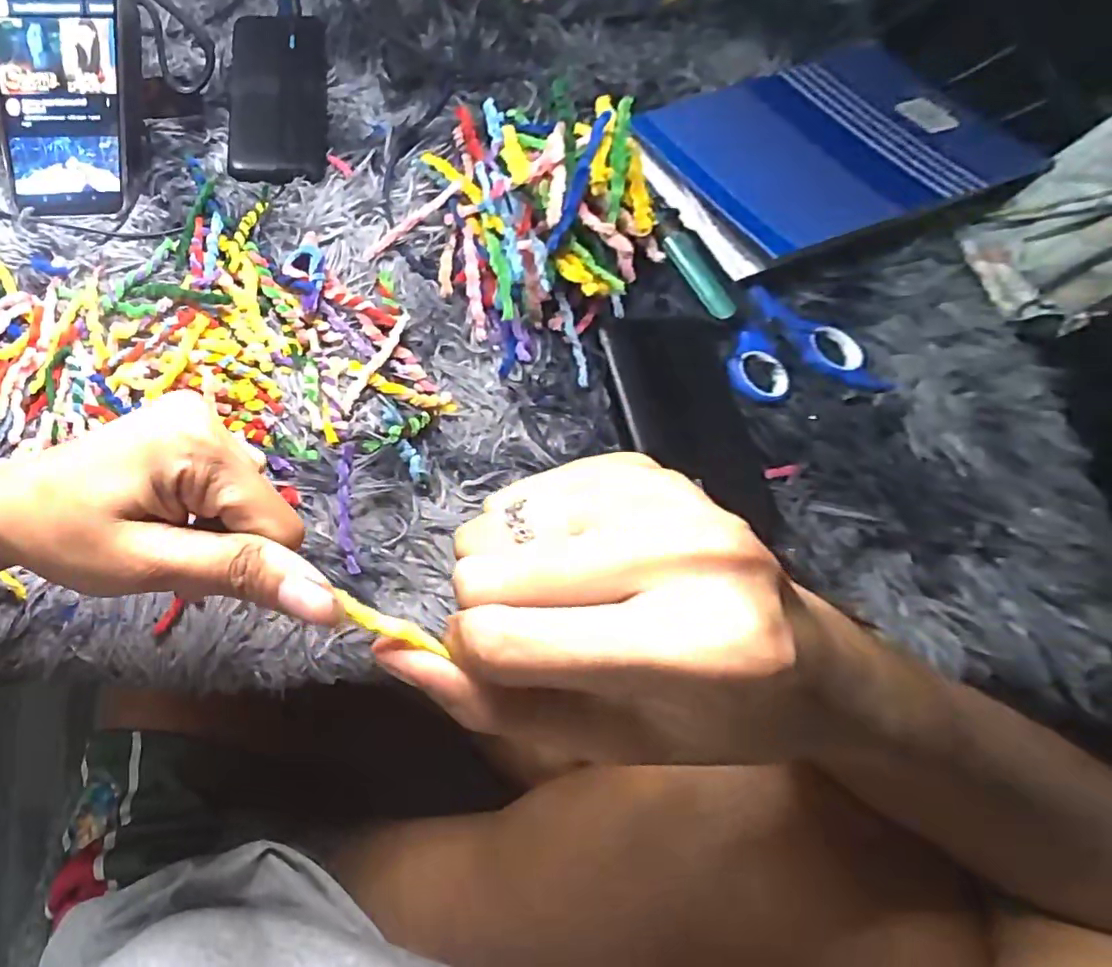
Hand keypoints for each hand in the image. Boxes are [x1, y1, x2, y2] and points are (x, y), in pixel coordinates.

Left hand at [0, 391, 343, 622]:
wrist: (10, 506)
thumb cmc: (66, 536)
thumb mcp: (150, 563)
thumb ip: (240, 574)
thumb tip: (330, 603)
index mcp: (200, 442)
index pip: (281, 526)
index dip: (249, 566)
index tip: (193, 574)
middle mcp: (208, 416)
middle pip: (264, 509)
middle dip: (225, 546)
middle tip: (163, 552)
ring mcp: (195, 417)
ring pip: (246, 501)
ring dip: (214, 533)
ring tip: (155, 535)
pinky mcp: (185, 429)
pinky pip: (224, 485)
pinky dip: (204, 515)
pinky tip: (160, 517)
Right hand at [378, 452, 858, 764]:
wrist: (814, 658)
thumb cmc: (707, 719)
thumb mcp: (597, 738)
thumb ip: (485, 704)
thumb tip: (388, 652)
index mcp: (694, 647)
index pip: (497, 638)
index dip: (473, 658)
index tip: (505, 669)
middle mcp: (682, 553)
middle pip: (479, 573)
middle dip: (484, 609)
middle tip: (546, 630)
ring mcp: (661, 496)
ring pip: (487, 529)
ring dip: (503, 568)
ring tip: (568, 593)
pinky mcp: (636, 465)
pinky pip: (513, 497)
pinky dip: (523, 535)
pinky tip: (577, 556)